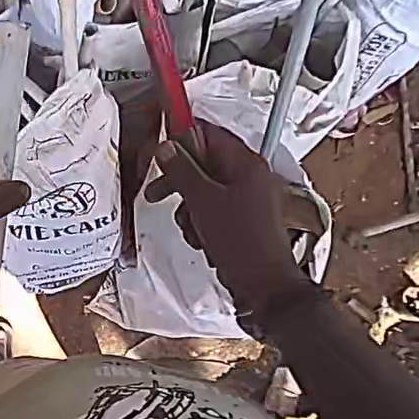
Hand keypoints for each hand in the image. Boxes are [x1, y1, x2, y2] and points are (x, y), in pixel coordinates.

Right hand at [143, 119, 313, 317]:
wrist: (262, 284)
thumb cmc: (242, 241)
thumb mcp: (203, 201)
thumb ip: (182, 172)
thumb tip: (166, 148)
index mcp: (246, 164)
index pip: (210, 134)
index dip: (183, 137)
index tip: (160, 144)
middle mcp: (248, 178)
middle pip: (203, 165)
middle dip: (179, 181)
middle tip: (156, 191)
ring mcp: (245, 201)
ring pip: (202, 192)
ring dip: (187, 208)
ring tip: (190, 226)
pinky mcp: (238, 222)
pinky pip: (208, 212)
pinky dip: (198, 223)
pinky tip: (200, 238)